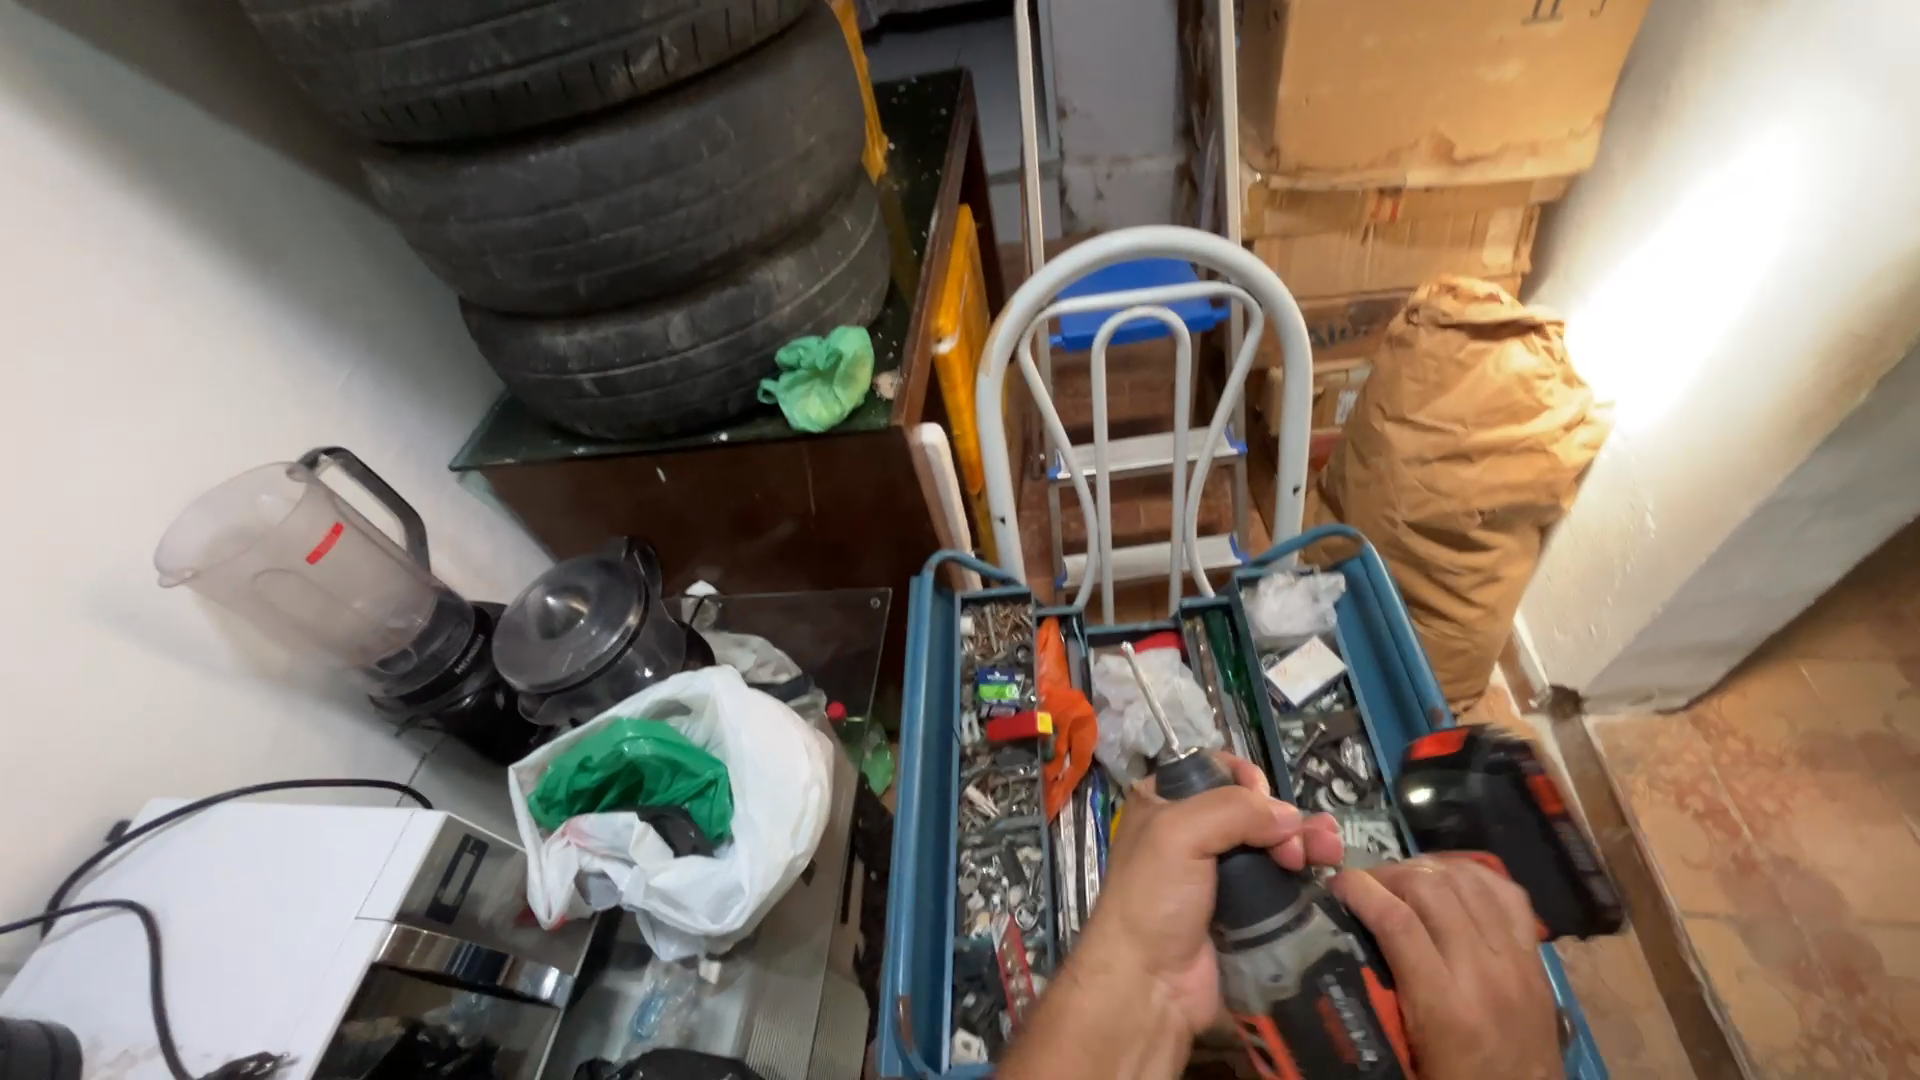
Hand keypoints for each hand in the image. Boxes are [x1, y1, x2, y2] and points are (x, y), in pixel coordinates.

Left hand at [999, 754, 1341, 1079]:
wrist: (1150, 983)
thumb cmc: (1153, 896)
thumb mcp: (1178, 833)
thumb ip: (1233, 810)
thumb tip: (1289, 817)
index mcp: (1163, 801)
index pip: (1212, 771)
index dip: (1244, 778)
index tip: (1261, 796)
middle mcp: (1190, 831)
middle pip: (1251, 808)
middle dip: (1286, 816)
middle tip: (1307, 840)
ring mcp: (1219, 872)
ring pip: (1272, 843)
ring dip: (1306, 841)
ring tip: (1331, 850)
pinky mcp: (1245, 909)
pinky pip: (1281, 881)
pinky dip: (1306, 872)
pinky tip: (1330, 869)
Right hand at [1331, 856, 1562, 1079]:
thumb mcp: (1399, 1051)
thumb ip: (1371, 993)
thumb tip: (1332, 936)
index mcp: (1446, 1009)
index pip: (1395, 919)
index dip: (1356, 888)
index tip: (1334, 888)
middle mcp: (1486, 976)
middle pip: (1428, 886)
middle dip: (1385, 874)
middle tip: (1364, 888)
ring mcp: (1518, 964)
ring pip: (1465, 880)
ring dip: (1424, 869)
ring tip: (1400, 884)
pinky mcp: (1537, 961)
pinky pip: (1507, 894)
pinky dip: (1472, 875)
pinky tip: (1448, 883)